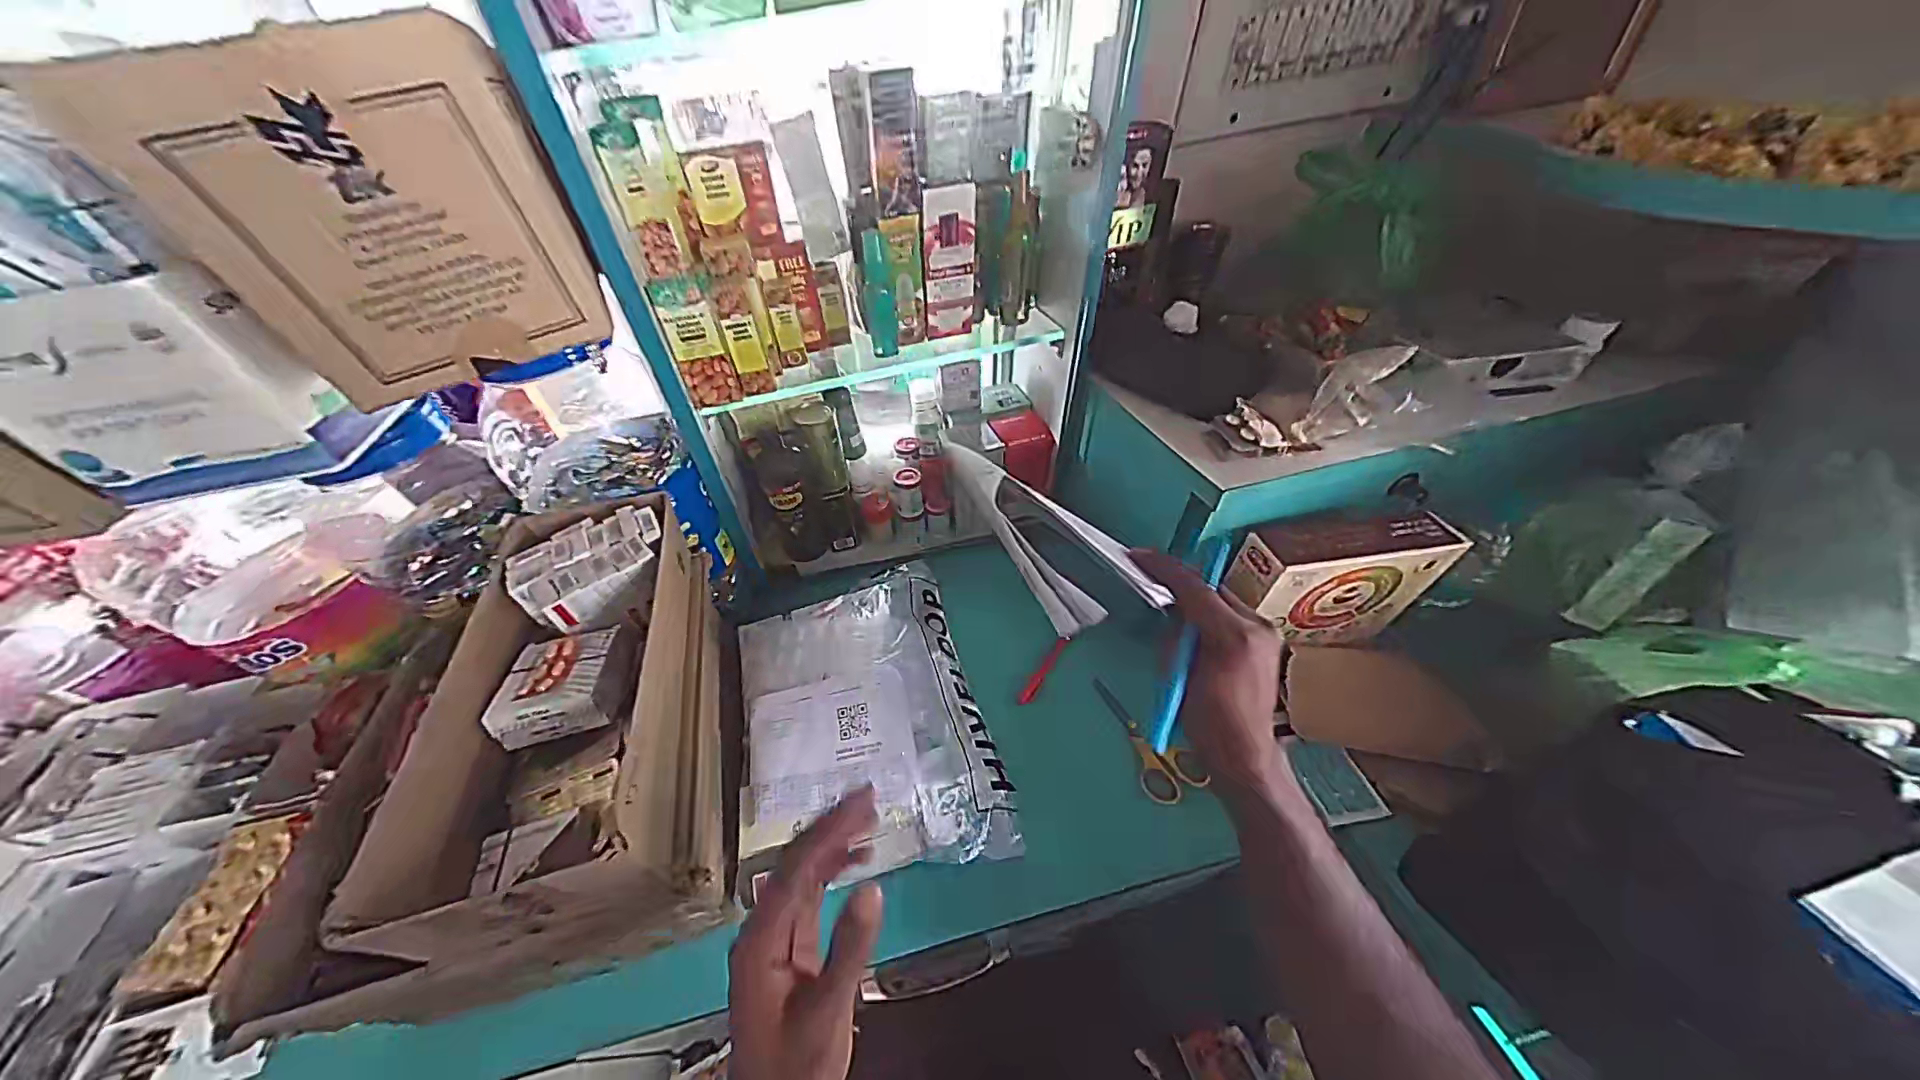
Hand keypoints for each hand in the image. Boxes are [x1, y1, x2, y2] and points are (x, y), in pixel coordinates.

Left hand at [730, 789, 885, 1079]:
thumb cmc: (796, 1064)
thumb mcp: (828, 1010)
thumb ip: (849, 949)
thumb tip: (872, 889)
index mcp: (761, 938)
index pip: (797, 867)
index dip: (830, 829)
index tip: (861, 801)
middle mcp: (762, 926)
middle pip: (795, 861)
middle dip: (831, 825)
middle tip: (868, 797)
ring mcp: (774, 933)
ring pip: (802, 872)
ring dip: (834, 842)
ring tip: (868, 818)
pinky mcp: (789, 943)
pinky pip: (810, 891)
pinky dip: (834, 870)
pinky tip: (857, 859)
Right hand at [1132, 549, 1289, 796]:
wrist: (1244, 755)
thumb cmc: (1207, 723)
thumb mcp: (1178, 675)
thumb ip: (1175, 636)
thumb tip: (1171, 611)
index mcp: (1233, 636)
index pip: (1194, 589)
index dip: (1164, 569)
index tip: (1140, 556)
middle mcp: (1257, 627)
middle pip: (1211, 588)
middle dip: (1180, 583)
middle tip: (1150, 580)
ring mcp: (1266, 633)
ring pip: (1222, 599)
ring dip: (1196, 600)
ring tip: (1170, 609)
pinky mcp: (1267, 642)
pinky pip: (1231, 615)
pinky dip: (1210, 614)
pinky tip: (1194, 629)